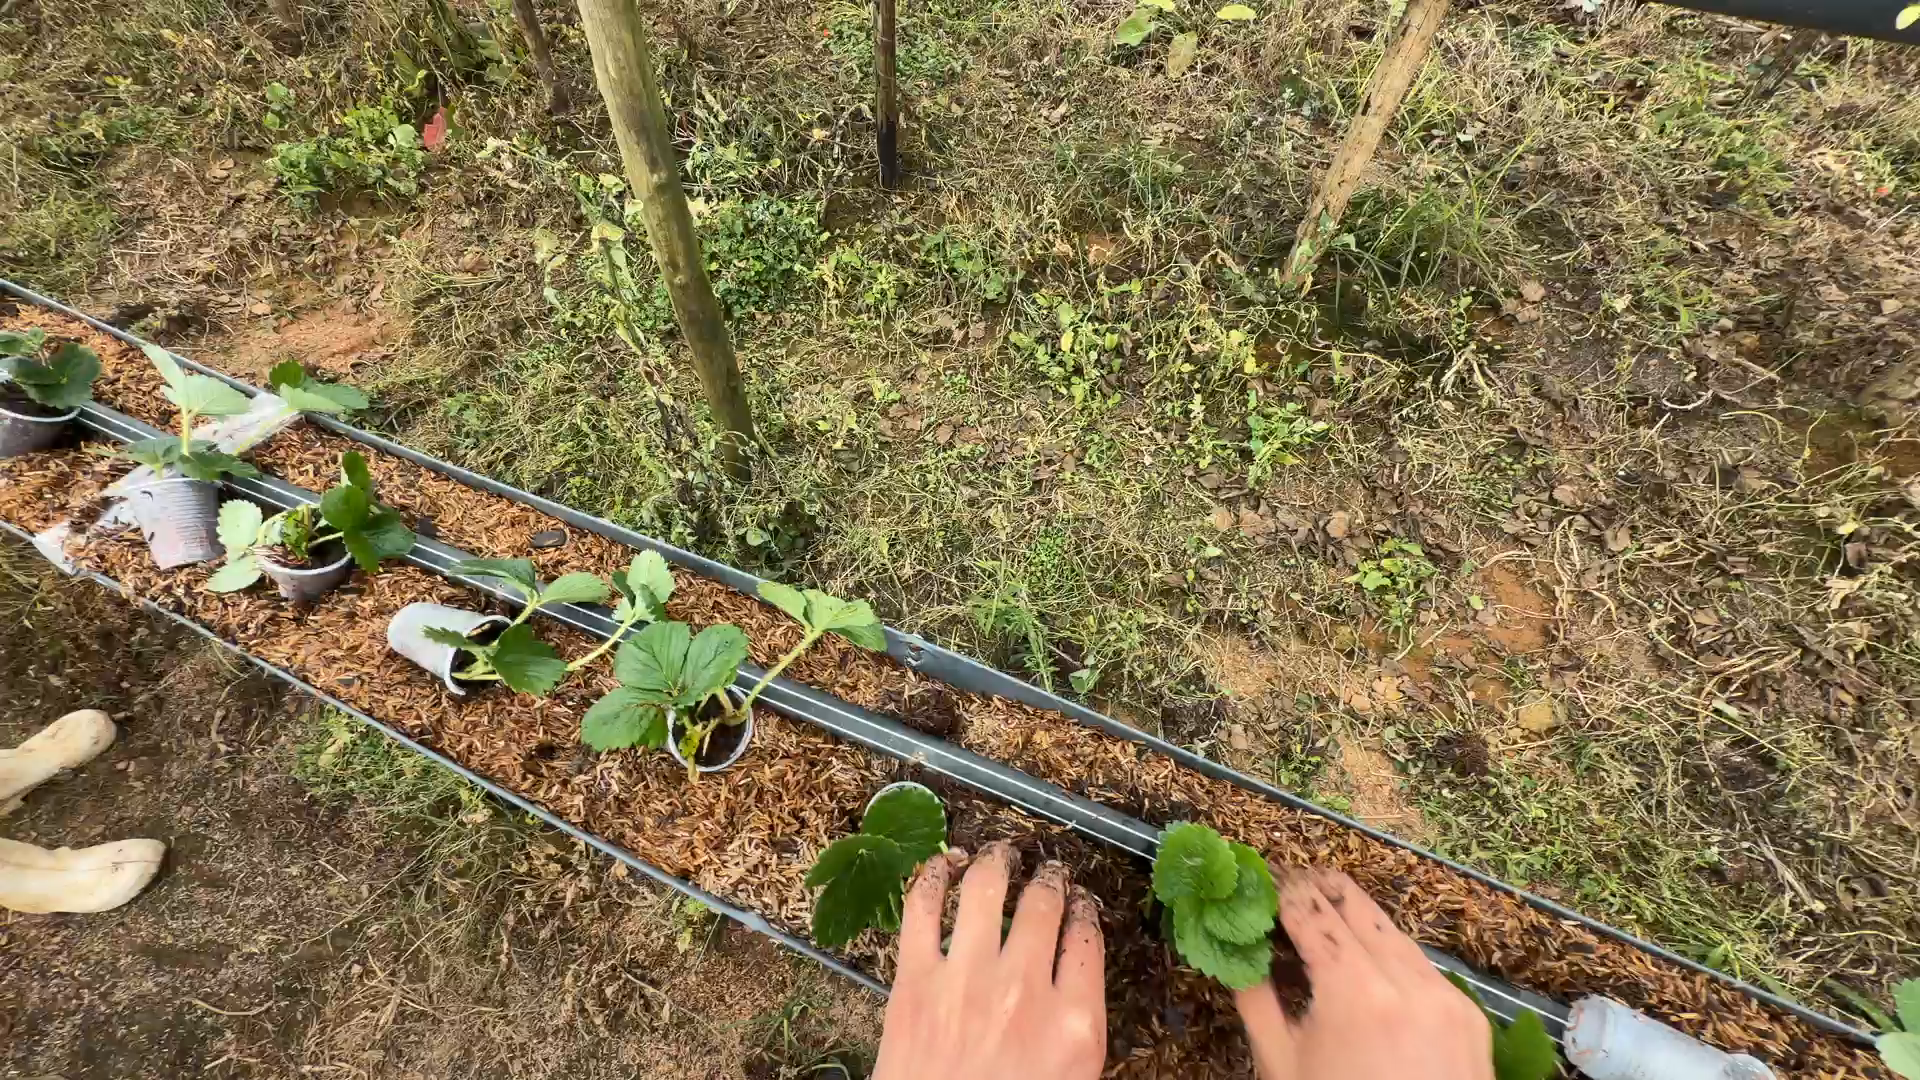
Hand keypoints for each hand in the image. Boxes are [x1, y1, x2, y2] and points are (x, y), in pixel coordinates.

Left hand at [873, 841, 1106, 1079]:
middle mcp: (1022, 991)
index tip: (1080, 901)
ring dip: (997, 861)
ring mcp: (964, 979)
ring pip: (987, 888)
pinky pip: (923, 907)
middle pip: (1043, 905)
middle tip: (1048, 871)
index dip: (1084, 910)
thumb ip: (1079, 1026)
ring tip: (1002, 853)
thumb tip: (1076, 966)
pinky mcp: (913, 979)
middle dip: (1050, 879)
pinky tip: (944, 863)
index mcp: (1073, 1027)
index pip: (1087, 939)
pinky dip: (933, 875)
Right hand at [1234, 868, 1491, 1079]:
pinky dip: (1383, 950)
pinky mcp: (1470, 1015)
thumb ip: (1253, 994)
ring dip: (1350, 916)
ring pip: (1387, 925)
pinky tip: (1362, 967)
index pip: (1308, 906)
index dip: (1278, 888)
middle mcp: (1406, 980)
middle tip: (1283, 891)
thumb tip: (1234, 944)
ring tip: (1319, 925)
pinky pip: (1417, 961)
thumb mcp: (1280, 1063)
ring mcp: (1446, 996)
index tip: (1258, 881)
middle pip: (1351, 901)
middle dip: (1313, 889)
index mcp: (1354, 990)